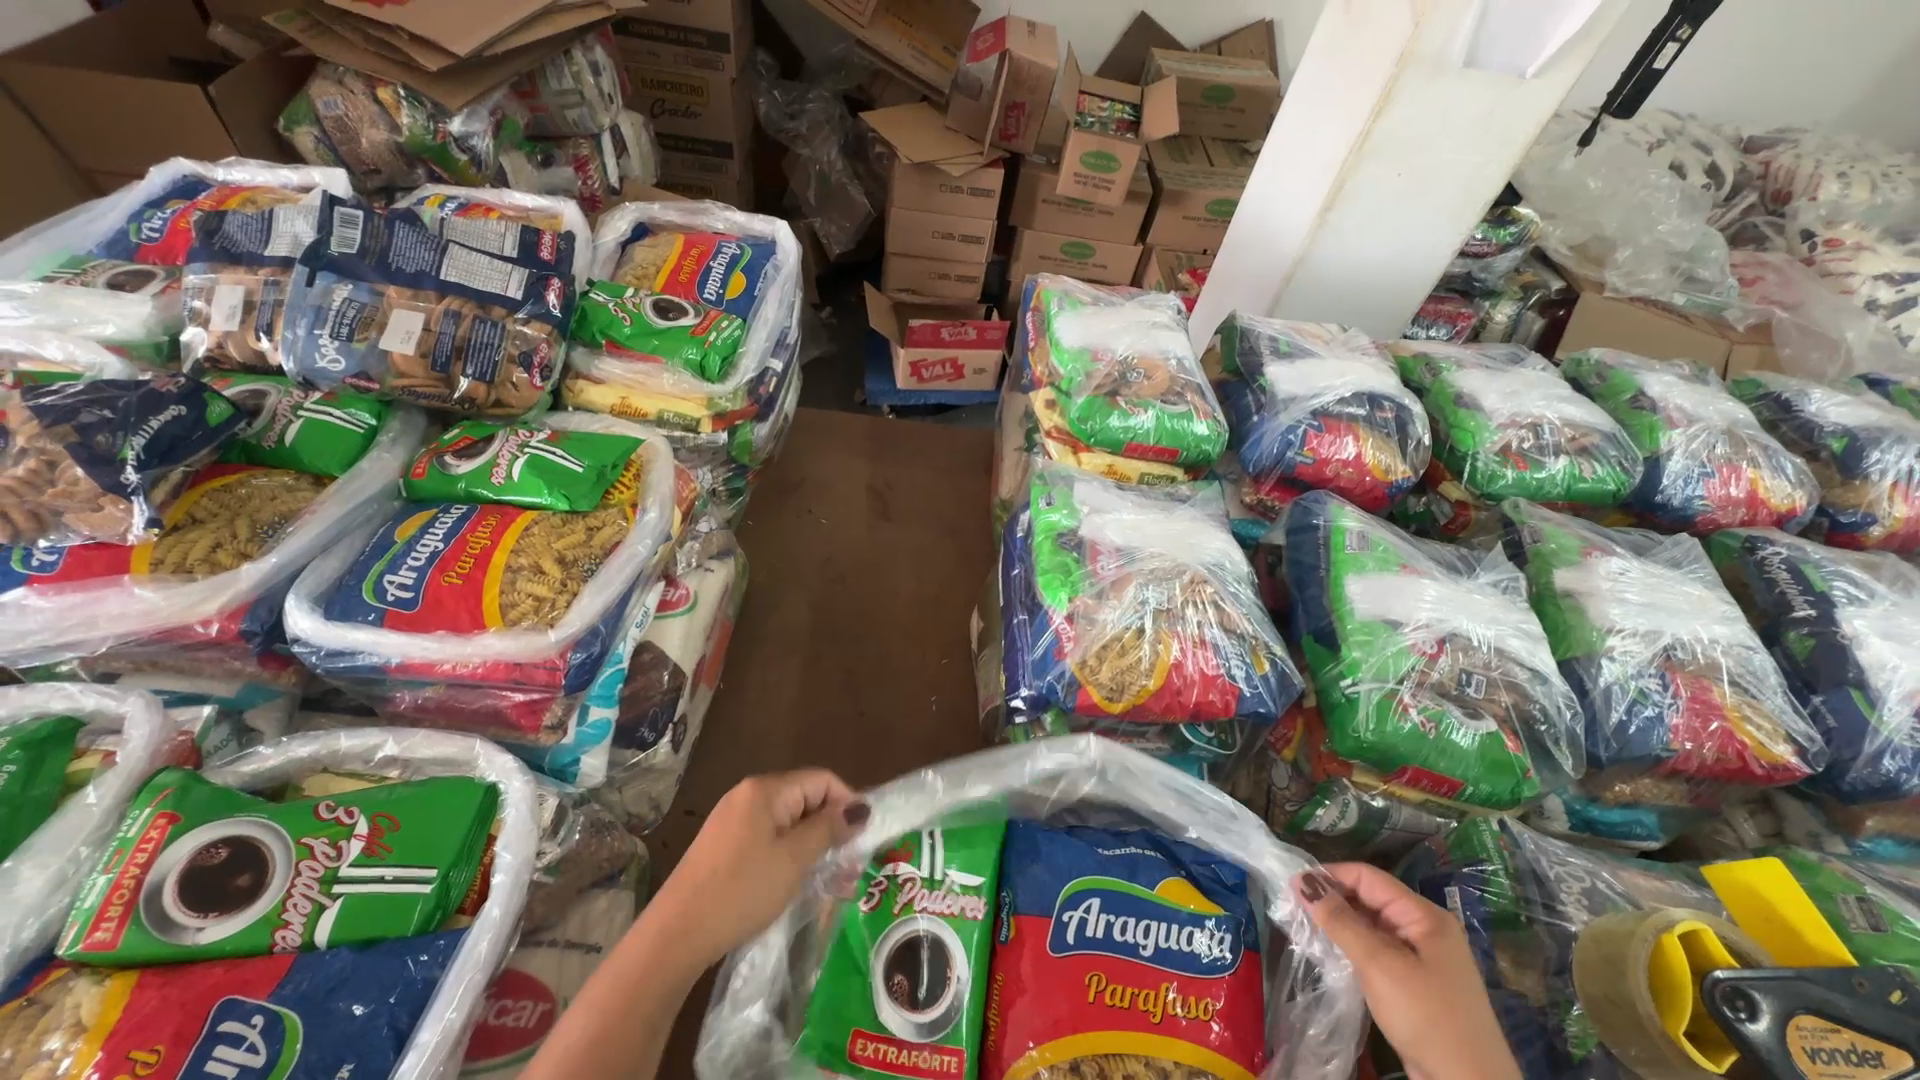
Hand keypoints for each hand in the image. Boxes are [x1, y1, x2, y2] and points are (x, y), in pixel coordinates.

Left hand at [653, 769, 868, 970]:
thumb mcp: (794, 859)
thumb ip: (828, 830)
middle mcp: (747, 796)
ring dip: (814, 846)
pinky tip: (799, 883)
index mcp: (765, 790)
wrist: (677, 934)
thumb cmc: (742, 890)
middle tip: (851, 866)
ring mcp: (733, 822)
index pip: (821, 780)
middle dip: (832, 828)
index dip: (848, 803)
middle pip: (805, 799)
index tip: (864, 839)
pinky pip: (769, 840)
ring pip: (788, 823)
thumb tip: (860, 809)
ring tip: (833, 881)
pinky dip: (790, 856)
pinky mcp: (725, 847)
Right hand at [1298, 862, 1519, 1079]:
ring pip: (1373, 926)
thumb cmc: (1426, 1016)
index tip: (1291, 885)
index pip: (1369, 878)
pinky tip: (1331, 954)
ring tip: (1304, 928)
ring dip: (1341, 923)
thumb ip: (1341, 921)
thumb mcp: (1379, 965)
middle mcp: (1426, 929)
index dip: (1330, 875)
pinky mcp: (1417, 982)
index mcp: (1424, 916)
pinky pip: (1379, 950)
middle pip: (1371, 899)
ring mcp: (1423, 957)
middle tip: (1292, 908)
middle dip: (1333, 898)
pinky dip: (1354, 947)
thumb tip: (1303, 882)